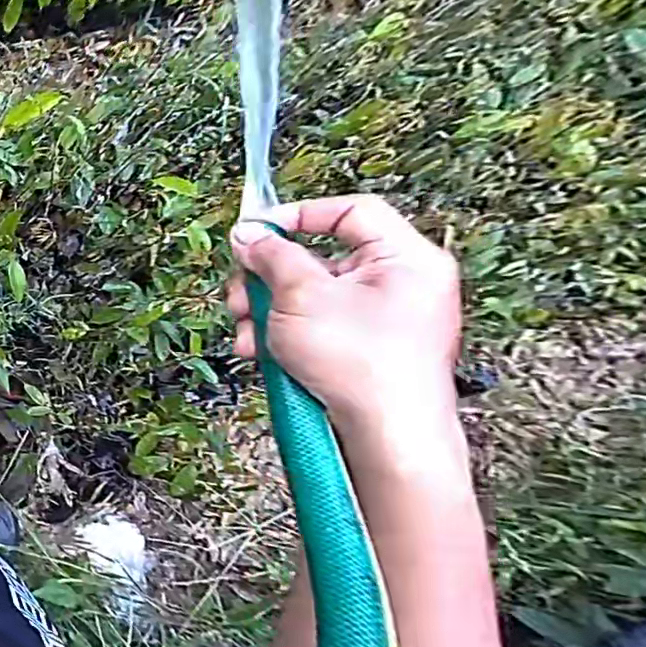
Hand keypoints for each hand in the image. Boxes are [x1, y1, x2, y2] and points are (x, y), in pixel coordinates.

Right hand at [225, 194, 462, 438]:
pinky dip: (276, 332)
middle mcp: (396, 283)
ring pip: (301, 293)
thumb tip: (248, 234)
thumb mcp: (301, 295)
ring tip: (246, 330)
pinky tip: (257, 349)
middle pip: (313, 256)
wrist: (385, 435)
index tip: (256, 231)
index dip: (296, 215)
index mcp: (404, 259)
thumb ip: (272, 256)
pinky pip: (307, 322)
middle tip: (241, 292)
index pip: (348, 211)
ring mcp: (376, 316)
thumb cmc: (362, 366)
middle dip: (265, 277)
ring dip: (262, 309)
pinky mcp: (356, 344)